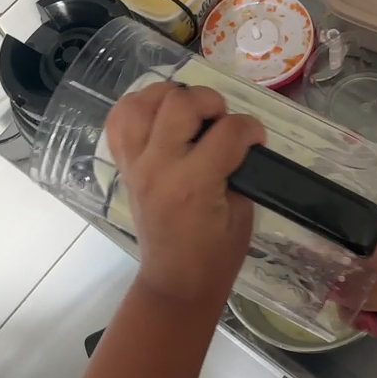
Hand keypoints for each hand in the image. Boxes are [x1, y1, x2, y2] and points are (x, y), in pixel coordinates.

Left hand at [105, 83, 266, 308]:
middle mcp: (158, 167)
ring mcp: (135, 165)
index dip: (251, 129)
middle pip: (180, 103)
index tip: (257, 139)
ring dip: (170, 97)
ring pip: (141, 102)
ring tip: (190, 112)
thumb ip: (238, 167)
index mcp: (193, 184)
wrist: (177, 280)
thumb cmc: (217, 253)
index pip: (228, 131)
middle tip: (222, 122)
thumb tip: (236, 137)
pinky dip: (138, 108)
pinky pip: (119, 121)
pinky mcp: (124, 166)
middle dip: (211, 102)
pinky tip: (160, 115)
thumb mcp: (242, 211)